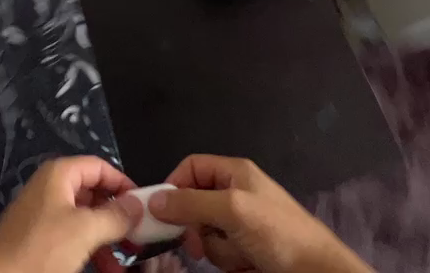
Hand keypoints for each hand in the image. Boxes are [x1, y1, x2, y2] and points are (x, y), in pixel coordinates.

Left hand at [0, 155, 142, 272]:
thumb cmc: (41, 249)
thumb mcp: (84, 230)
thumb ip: (114, 215)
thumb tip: (138, 203)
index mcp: (59, 175)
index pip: (99, 167)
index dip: (123, 184)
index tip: (145, 207)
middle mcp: (52, 189)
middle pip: (94, 194)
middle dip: (117, 218)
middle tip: (139, 240)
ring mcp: (44, 215)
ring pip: (85, 221)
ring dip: (107, 241)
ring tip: (125, 264)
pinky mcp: (40, 241)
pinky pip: (72, 239)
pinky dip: (91, 252)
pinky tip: (105, 270)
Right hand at [152, 155, 370, 272]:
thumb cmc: (277, 232)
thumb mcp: (232, 210)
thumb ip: (191, 203)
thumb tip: (152, 200)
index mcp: (234, 172)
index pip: (191, 168)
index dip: (174, 186)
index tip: (161, 212)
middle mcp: (235, 193)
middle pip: (194, 203)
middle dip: (197, 226)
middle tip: (200, 244)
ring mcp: (241, 224)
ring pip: (206, 232)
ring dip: (217, 248)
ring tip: (241, 256)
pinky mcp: (246, 249)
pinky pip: (221, 252)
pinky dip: (229, 261)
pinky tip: (247, 265)